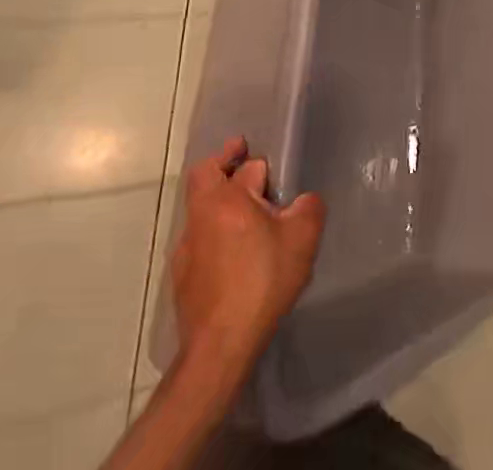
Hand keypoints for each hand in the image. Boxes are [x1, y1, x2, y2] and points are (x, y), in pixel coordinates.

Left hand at [171, 137, 325, 377]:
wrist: (222, 344)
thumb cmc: (263, 280)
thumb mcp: (303, 236)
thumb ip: (308, 207)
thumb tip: (301, 201)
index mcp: (223, 202)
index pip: (223, 165)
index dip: (238, 156)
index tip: (246, 148)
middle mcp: (198, 221)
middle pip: (209, 185)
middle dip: (233, 176)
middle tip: (262, 180)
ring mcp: (186, 253)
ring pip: (206, 216)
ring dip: (228, 210)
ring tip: (259, 222)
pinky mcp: (184, 280)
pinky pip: (205, 244)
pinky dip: (222, 238)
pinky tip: (245, 258)